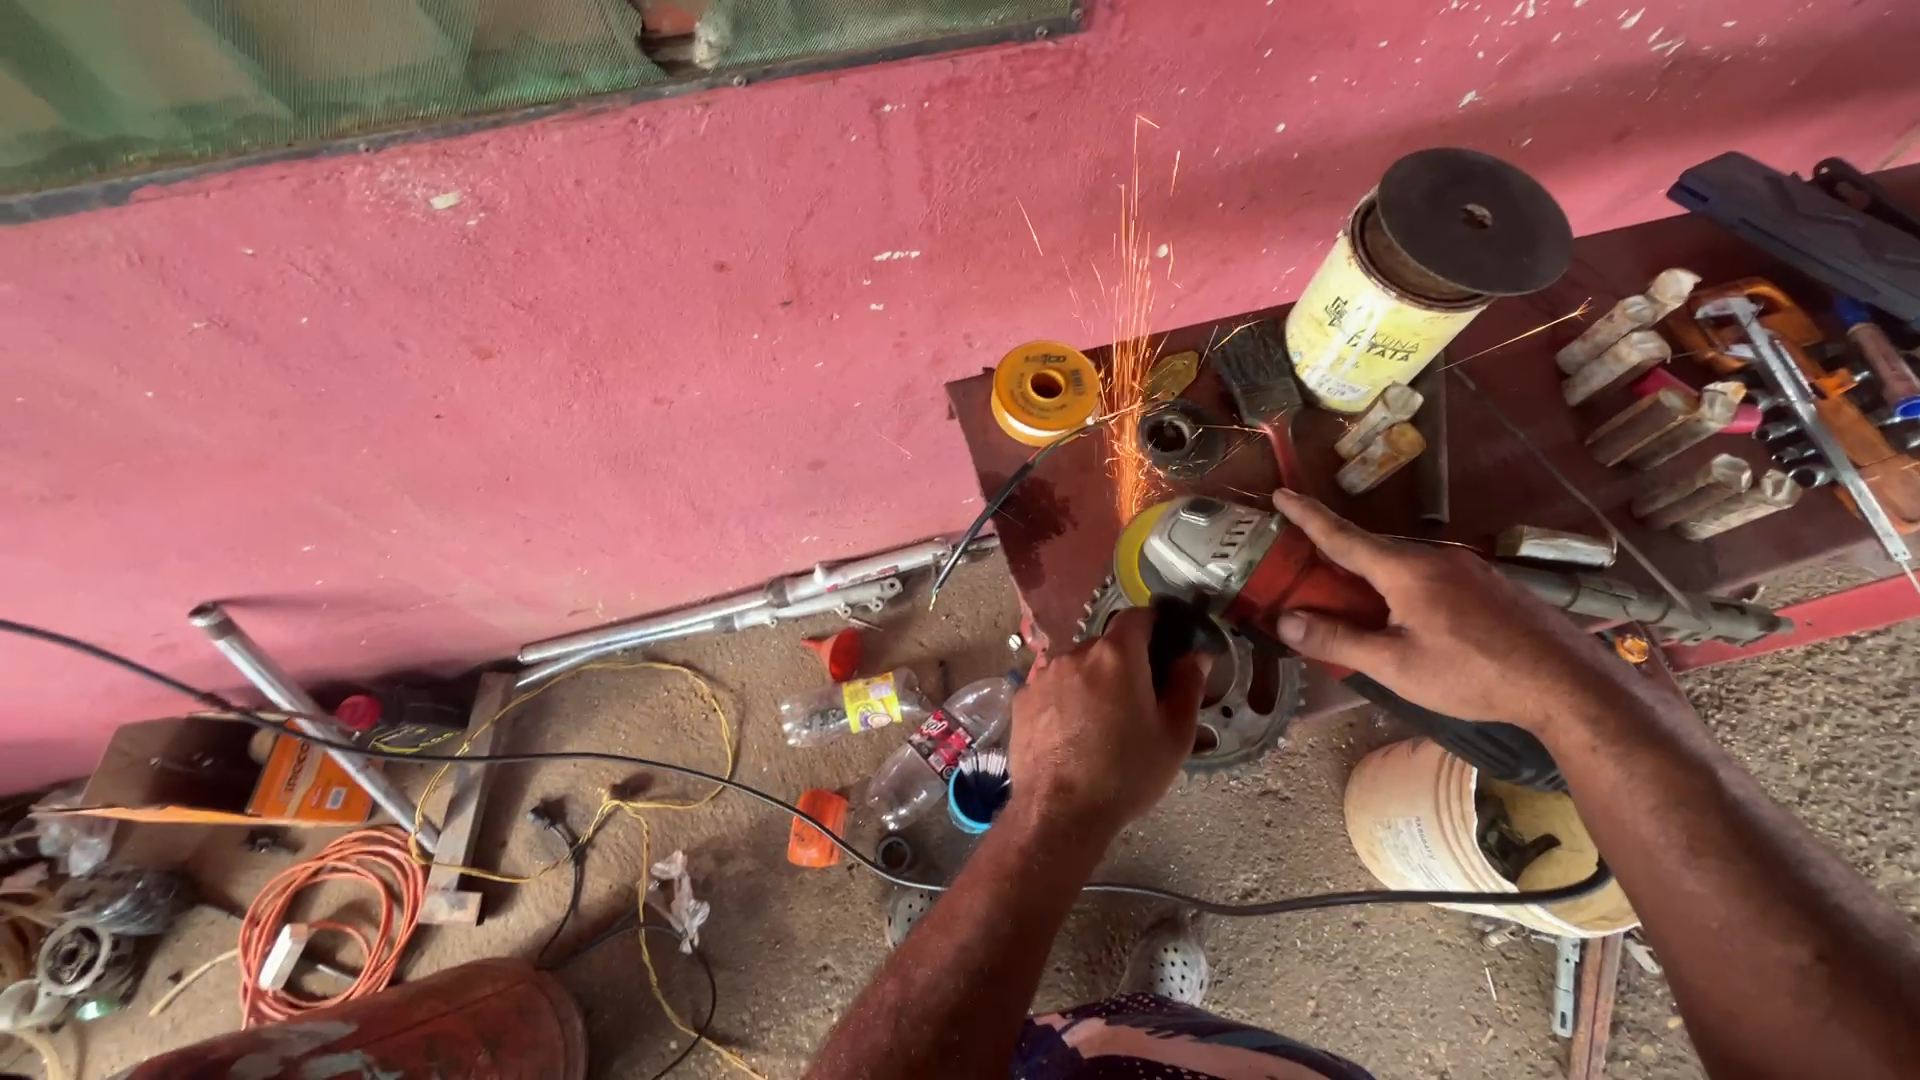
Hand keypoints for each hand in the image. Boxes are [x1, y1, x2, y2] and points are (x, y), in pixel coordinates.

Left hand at [1006, 607, 1209, 840]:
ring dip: (1091, 680)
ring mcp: (1043, 674)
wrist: (1059, 812)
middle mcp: (1075, 653)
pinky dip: (1064, 698)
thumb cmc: (1126, 773)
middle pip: (1106, 644)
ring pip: (1076, 665)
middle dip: (1123, 662)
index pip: (1137, 616)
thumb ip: (1188, 686)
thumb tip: (1196, 655)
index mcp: (1116, 655)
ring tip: (1101, 722)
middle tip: (1137, 700)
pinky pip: (1052, 686)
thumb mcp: (1173, 735)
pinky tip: (1070, 732)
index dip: (1154, 627)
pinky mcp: (1022, 698)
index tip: (1163, 649)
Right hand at [1270, 489, 1632, 734]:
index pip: (1343, 536)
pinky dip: (1401, 586)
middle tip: (1304, 566)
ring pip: (1403, 564)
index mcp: (1406, 571)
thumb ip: (1337, 641)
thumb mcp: (1395, 666)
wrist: (1569, 685)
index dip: (1307, 516)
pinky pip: (1429, 575)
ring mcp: (1468, 569)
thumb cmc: (1474, 675)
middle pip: (1371, 549)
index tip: (1281, 492)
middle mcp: (1436, 558)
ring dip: (1371, 576)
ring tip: (1352, 602)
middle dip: (1335, 554)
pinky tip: (1406, 616)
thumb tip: (1282, 622)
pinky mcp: (1490, 586)